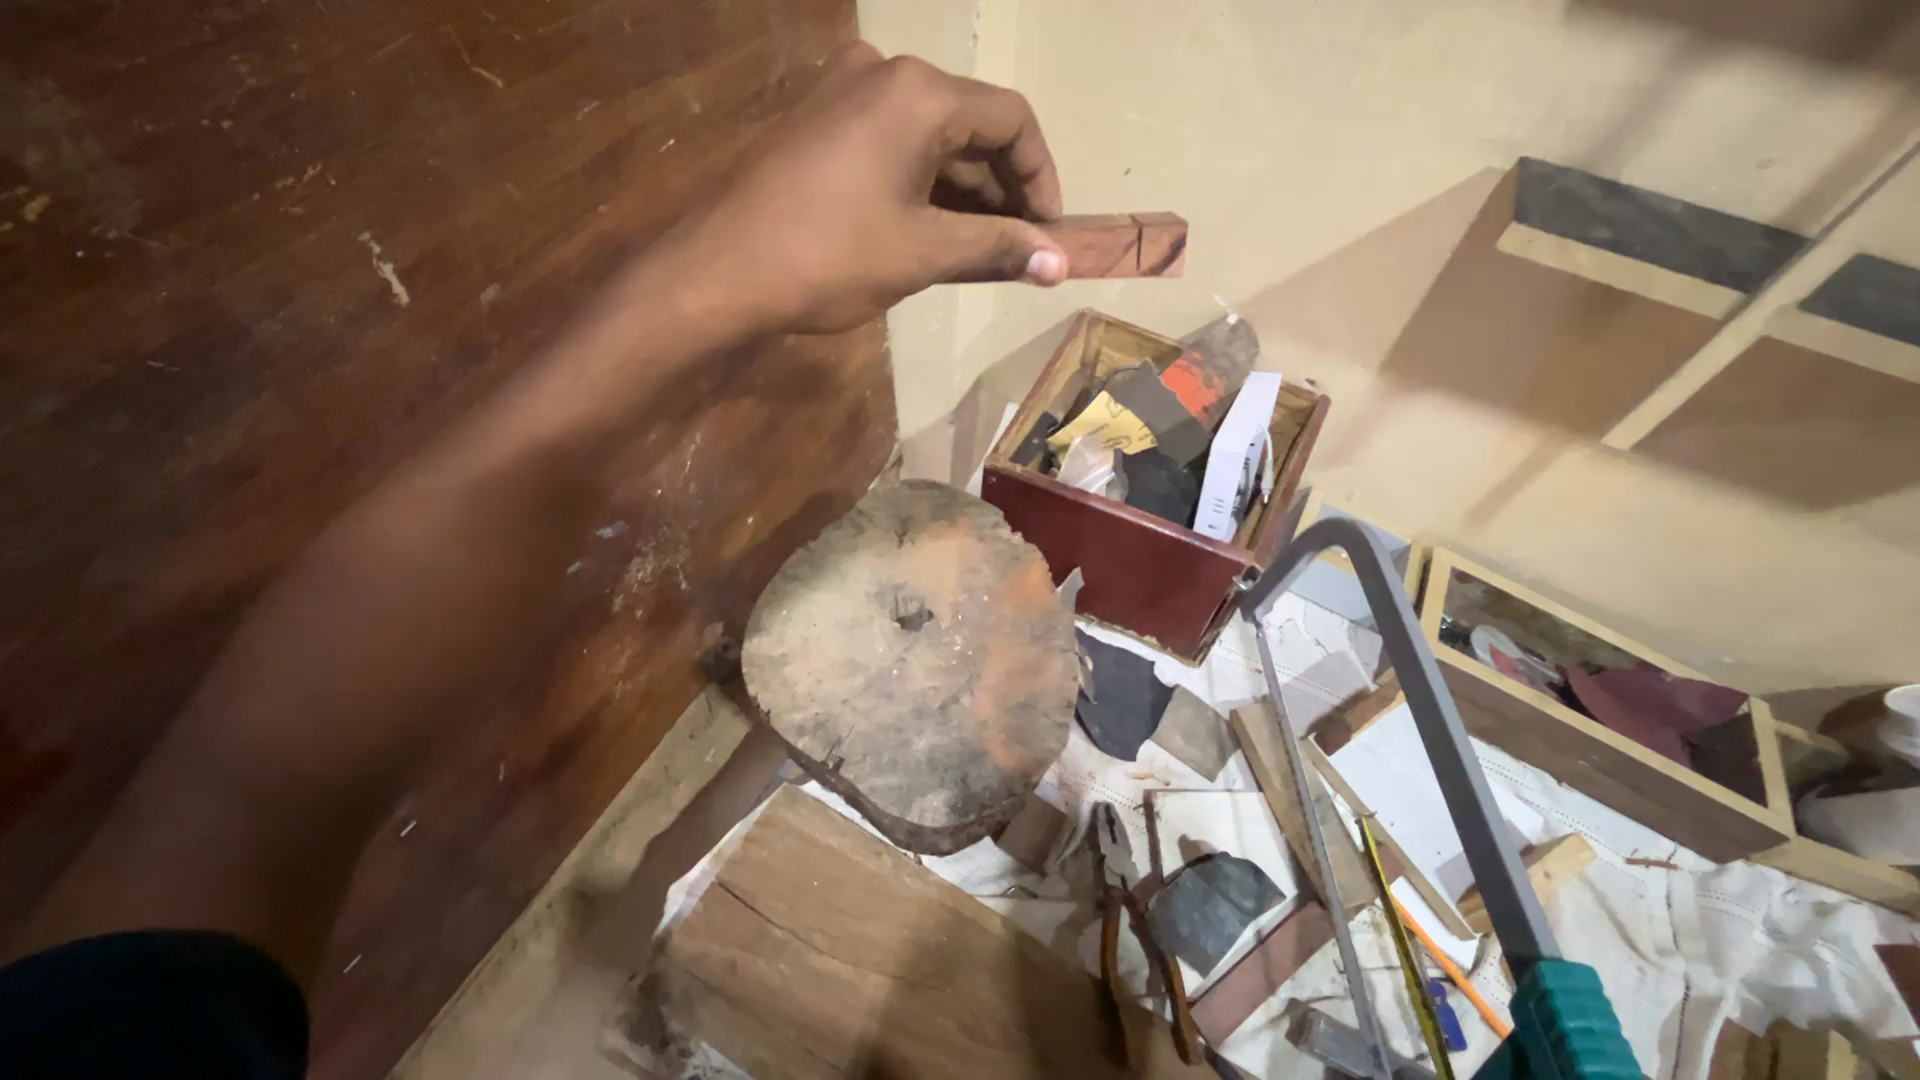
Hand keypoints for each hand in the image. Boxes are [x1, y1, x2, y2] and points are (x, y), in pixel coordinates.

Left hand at [657, 43, 1067, 334]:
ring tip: (983, 251)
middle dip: (1001, 190)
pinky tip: (935, 232)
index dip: (1040, 178)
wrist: (719, 274)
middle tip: (1020, 249)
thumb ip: (997, 248)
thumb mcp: (923, 253)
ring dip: (963, 192)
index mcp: (918, 93)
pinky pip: (892, 146)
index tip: (1048, 233)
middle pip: (970, 124)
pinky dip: (922, 186)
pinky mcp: (819, 124)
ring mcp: (844, 94)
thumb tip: (1057, 263)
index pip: (1011, 120)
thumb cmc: (829, 258)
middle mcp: (884, 75)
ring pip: (930, 139)